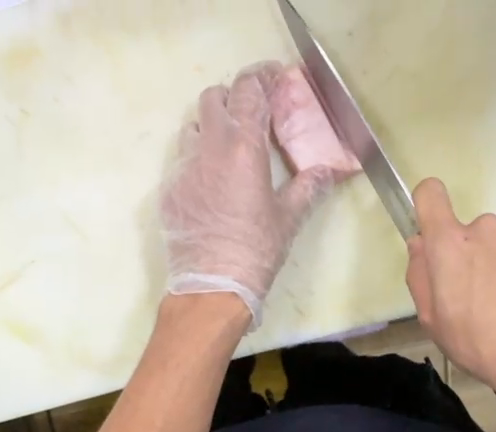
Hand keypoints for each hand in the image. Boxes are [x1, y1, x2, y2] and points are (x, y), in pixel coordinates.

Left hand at [162, 63, 356, 328]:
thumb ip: (307, 187)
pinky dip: (197, 164)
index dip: (262, 77)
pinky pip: (181, 164)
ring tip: (227, 152)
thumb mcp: (288, 219)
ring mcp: (182, 169)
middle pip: (213, 98)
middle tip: (250, 117)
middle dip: (232, 100)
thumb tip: (327, 172)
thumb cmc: (254, 253)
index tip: (273, 80)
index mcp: (243, 146)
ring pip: (193, 128)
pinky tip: (210, 188)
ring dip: (211, 129)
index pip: (249, 89)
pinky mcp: (168, 193)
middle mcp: (208, 148)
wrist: (211, 290)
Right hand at [405, 178, 495, 421]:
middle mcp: (486, 228)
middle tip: (474, 295)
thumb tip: (420, 245)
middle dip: (468, 255)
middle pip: (468, 231)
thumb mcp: (431, 320)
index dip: (427, 205)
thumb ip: (420, 275)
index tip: (432, 229)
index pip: (430, 195)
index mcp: (450, 245)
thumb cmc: (476, 343)